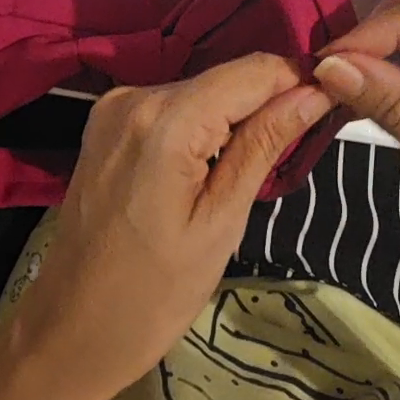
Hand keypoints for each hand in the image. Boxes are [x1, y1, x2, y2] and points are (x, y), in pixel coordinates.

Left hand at [0, 53, 334, 399]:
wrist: (68, 330)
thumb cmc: (152, 294)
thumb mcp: (220, 222)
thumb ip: (264, 145)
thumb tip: (315, 91)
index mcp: (165, 119)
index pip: (253, 70)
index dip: (298, 81)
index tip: (331, 108)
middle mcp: (134, 95)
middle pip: (226, 77)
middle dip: (268, 102)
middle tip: (294, 152)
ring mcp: (114, 105)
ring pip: (201, 90)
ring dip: (235, 117)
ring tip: (252, 168)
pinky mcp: (106, 121)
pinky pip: (172, 106)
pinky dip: (201, 125)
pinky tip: (210, 166)